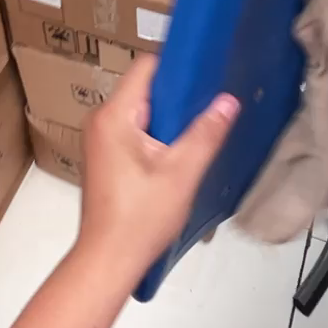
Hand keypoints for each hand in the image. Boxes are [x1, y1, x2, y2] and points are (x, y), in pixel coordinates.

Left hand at [75, 53, 238, 285]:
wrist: (108, 261)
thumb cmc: (139, 219)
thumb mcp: (181, 173)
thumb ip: (206, 133)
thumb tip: (228, 101)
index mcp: (114, 115)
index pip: (145, 68)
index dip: (176, 66)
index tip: (205, 72)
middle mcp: (101, 120)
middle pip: (143, 89)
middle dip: (176, 96)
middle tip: (207, 106)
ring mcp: (100, 139)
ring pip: (140, 111)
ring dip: (167, 119)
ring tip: (195, 132)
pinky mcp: (105, 156)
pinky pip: (133, 130)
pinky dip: (156, 135)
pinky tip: (176, 153)